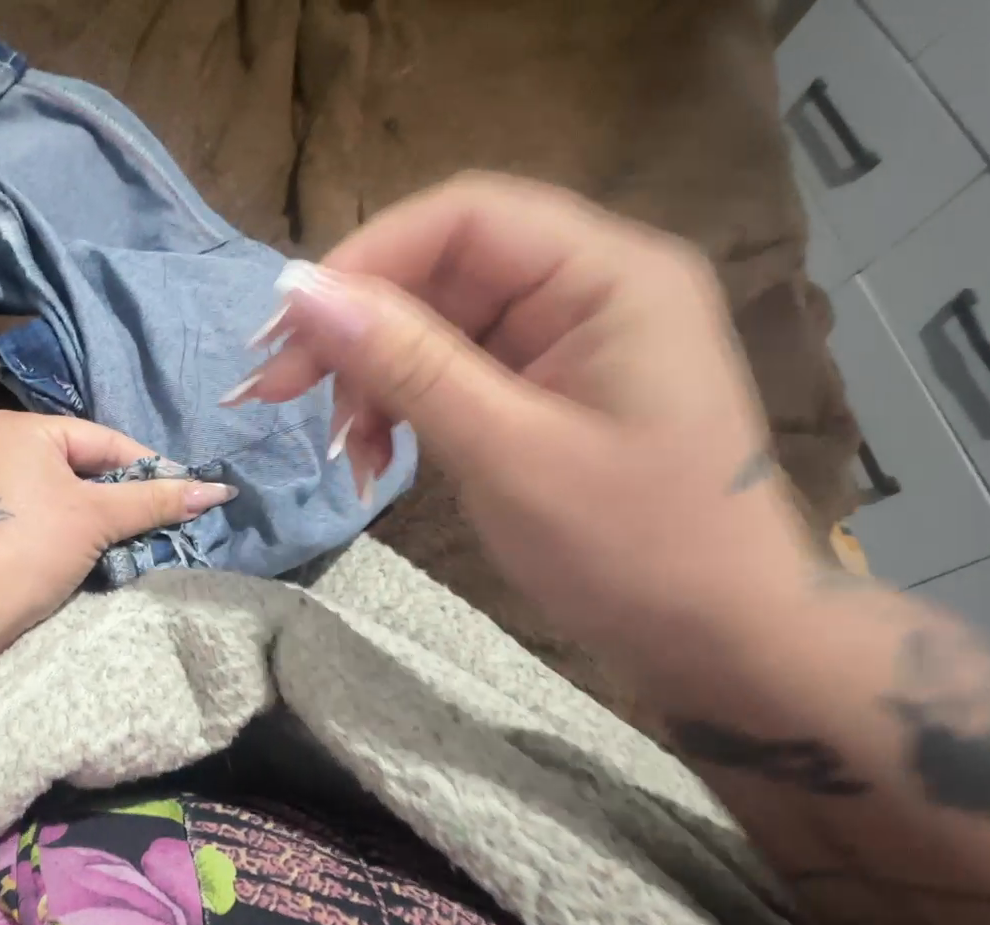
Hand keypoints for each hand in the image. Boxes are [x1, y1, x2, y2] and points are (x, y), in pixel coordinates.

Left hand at [0, 411, 235, 642]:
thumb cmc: (29, 547)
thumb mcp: (98, 518)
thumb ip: (156, 500)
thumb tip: (218, 490)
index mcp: (21, 428)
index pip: (103, 441)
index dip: (150, 467)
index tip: (188, 491)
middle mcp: (0, 445)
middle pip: (83, 464)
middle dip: (125, 493)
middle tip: (165, 516)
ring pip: (65, 491)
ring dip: (103, 514)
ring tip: (138, 534)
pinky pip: (45, 511)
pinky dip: (74, 526)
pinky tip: (97, 546)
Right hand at [229, 173, 816, 701]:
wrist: (715, 638)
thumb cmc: (631, 548)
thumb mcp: (505, 453)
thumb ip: (405, 364)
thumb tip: (297, 293)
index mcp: (608, 276)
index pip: (464, 220)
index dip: (365, 260)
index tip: (289, 329)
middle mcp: (586, 288)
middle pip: (439, 273)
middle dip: (355, 333)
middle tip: (275, 392)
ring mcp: (562, 341)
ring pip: (433, 328)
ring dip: (372, 383)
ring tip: (348, 452)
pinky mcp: (541, 388)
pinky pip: (450, 375)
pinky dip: (402, 412)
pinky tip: (377, 460)